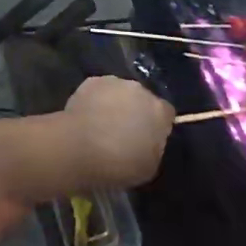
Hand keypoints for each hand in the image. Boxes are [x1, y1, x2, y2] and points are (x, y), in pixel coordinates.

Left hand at [60, 77, 174, 188]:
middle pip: (143, 98)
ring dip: (117, 102)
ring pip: (120, 92)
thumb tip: (149, 137)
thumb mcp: (150, 164)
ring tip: (104, 121)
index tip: (150, 137)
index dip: (158, 124)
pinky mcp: (90, 81)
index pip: (166, 113)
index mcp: (158, 110)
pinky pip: (100, 90)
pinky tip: (89, 115)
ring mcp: (113, 82)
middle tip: (126, 129)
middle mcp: (138, 90)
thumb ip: (154, 144)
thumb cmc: (120, 163)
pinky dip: (97, 99)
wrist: (78, 147)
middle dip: (137, 110)